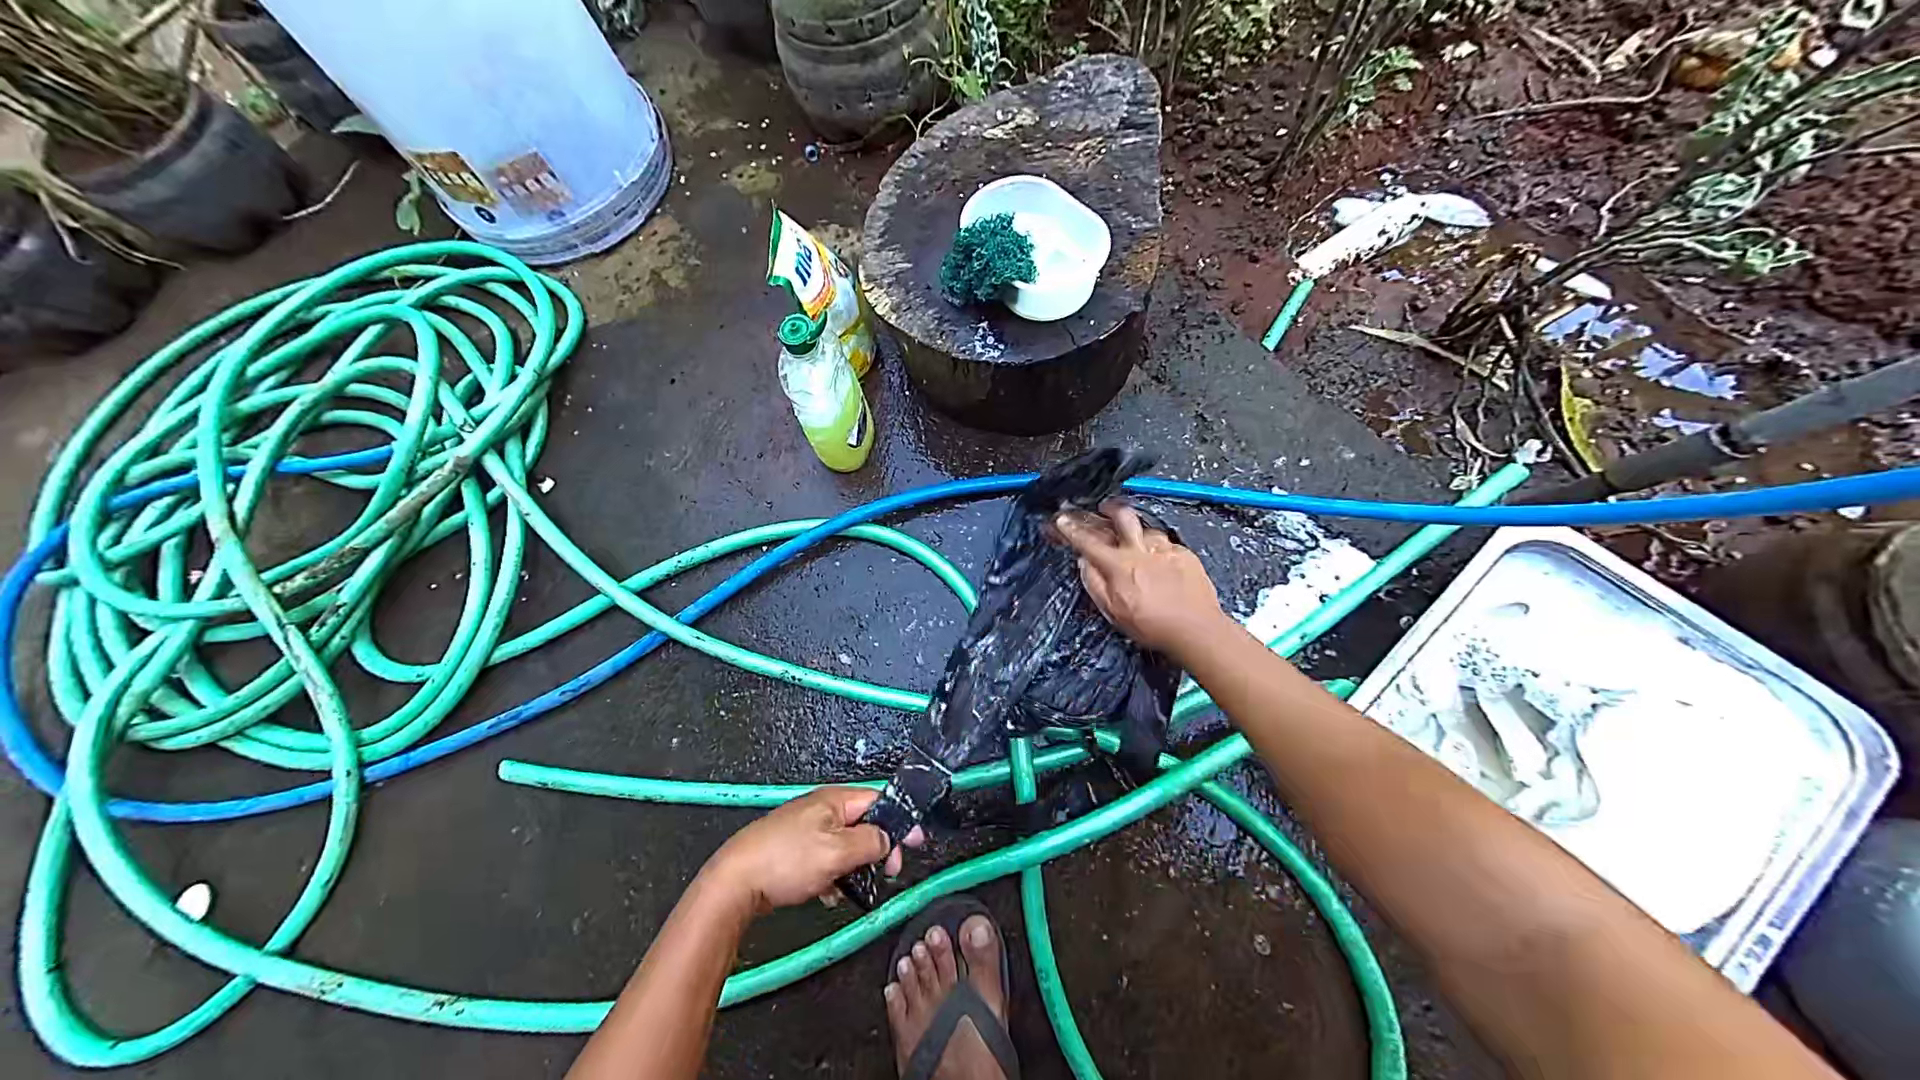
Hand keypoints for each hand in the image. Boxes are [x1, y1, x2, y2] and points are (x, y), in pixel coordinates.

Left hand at [700, 786, 922, 914]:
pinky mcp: (795, 851)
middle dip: (877, 849)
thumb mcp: (838, 852)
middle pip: (864, 824)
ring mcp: (807, 829)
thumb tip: (886, 838)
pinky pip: (826, 860)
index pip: (879, 801)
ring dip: (853, 867)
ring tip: (849, 886)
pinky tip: (827, 893)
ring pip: (845, 846)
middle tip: (887, 872)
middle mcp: (822, 809)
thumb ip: (870, 841)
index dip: (899, 821)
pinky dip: (833, 876)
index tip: (913, 843)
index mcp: (835, 800)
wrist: (735, 883)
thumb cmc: (784, 861)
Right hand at [1051, 502, 1227, 655]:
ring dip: (1136, 531)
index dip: (1072, 530)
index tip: (1062, 521)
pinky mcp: (1184, 555)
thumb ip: (1095, 584)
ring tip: (1134, 540)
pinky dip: (1157, 547)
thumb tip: (1084, 563)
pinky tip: (1157, 558)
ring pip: (1145, 529)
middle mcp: (1141, 552)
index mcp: (1120, 566)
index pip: (1088, 542)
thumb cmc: (1154, 626)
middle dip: (1109, 509)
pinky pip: (1165, 542)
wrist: (1196, 629)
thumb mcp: (1113, 612)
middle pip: (1122, 517)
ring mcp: (1165, 550)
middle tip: (1103, 509)